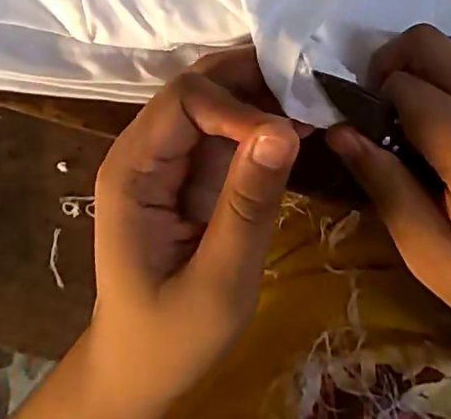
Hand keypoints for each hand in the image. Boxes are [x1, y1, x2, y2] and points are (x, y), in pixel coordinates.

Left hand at [17, 47, 303, 418]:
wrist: (141, 369)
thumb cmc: (170, 337)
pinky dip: (269, 116)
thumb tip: (282, 130)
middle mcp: (149, 147)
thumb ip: (248, 206)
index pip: (184, 100)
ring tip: (317, 104)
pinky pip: (233, 123)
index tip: (286, 135)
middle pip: (201, 84)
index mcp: (133, 169)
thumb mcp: (218, 284)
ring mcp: (174, 154)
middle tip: (312, 93)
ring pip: (220, 94)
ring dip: (267, 93)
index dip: (237, 105)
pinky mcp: (197, 165)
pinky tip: (306, 126)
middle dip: (256, 81)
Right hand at [328, 26, 450, 418]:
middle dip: (390, 66)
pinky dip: (447, 85)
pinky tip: (447, 135)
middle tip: (378, 116)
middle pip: (430, 43)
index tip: (362, 137)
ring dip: (420, 74)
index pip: (406, 87)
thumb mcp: (432, 260)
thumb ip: (385, 186)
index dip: (372, 103)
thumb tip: (338, 130)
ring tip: (411, 128)